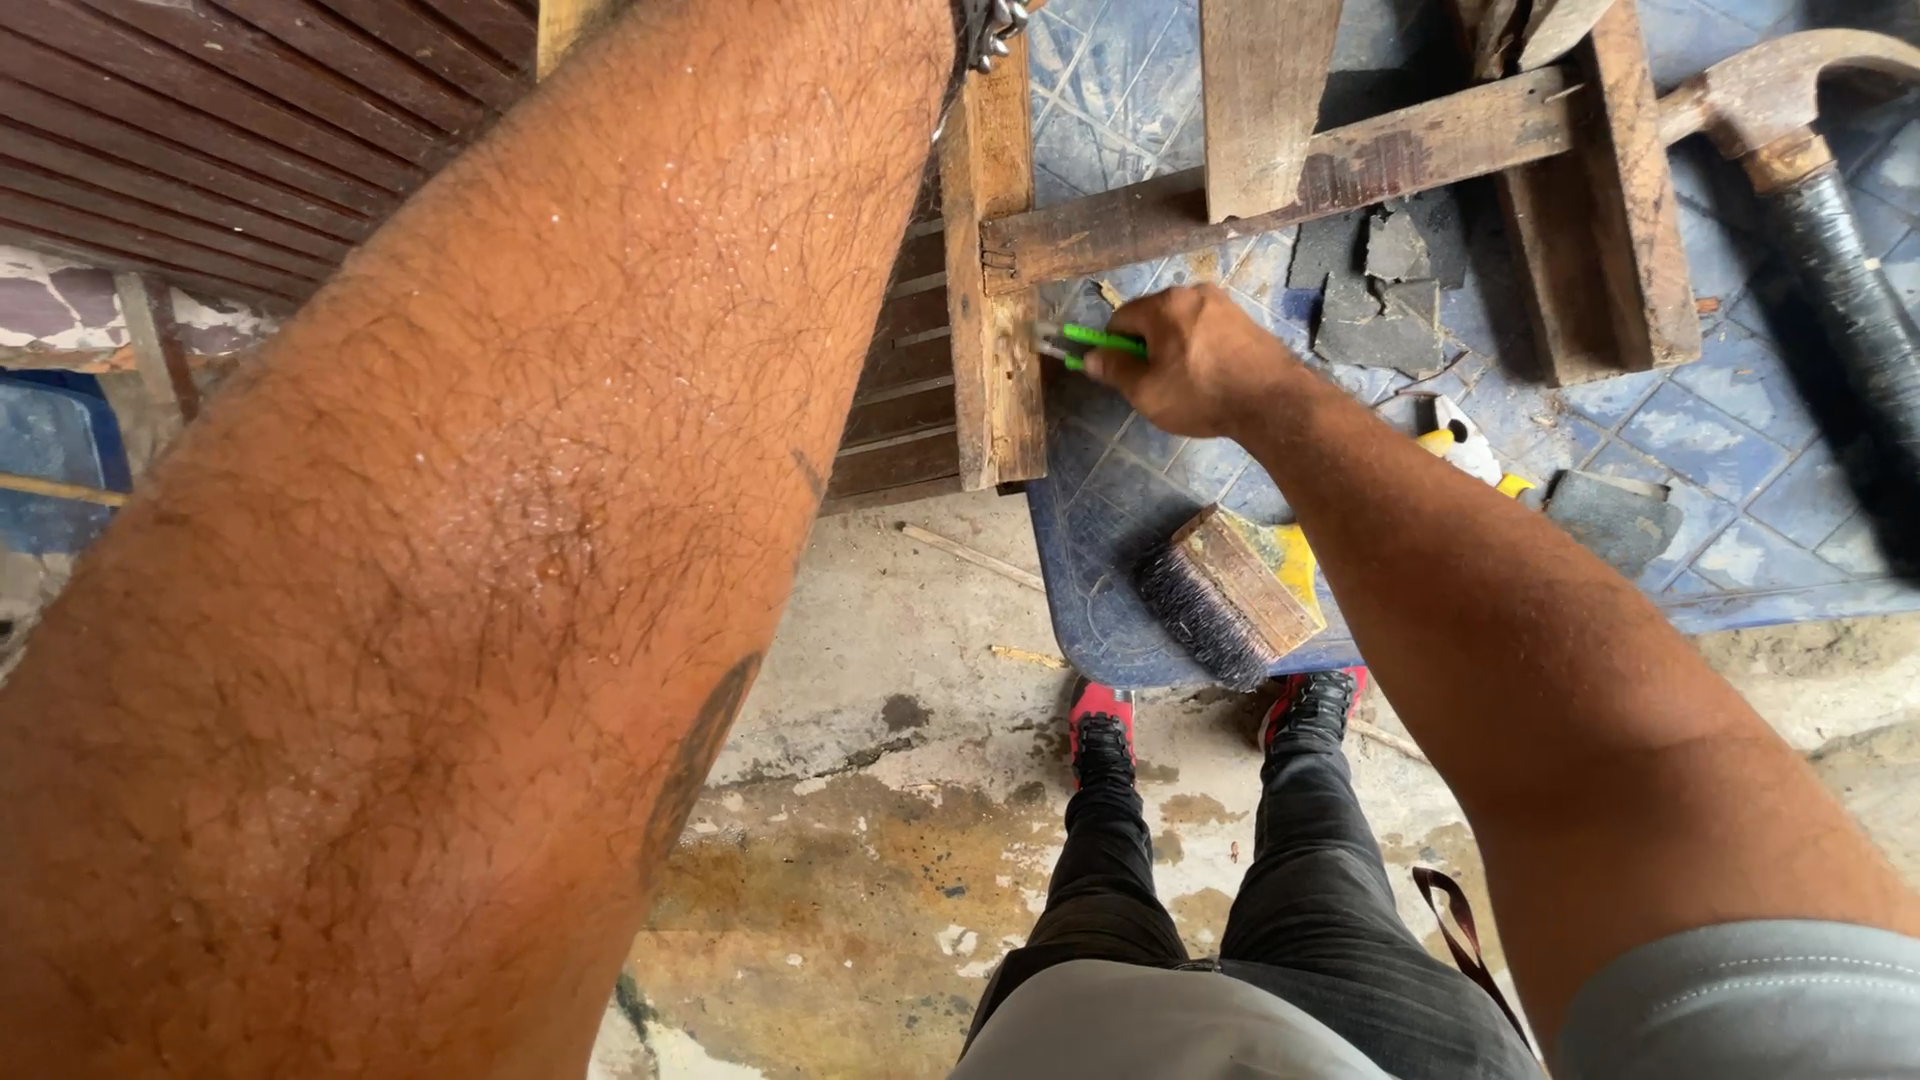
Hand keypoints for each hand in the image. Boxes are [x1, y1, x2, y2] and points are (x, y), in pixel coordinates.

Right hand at [1084, 284, 1304, 438]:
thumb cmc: (1199, 395)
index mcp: (1163, 305)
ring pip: (1181, 323)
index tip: (1121, 374)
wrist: (1271, 401)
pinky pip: (1206, 328)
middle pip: (1152, 317)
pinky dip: (1198, 347)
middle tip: (1154, 382)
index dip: (1112, 347)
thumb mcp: (1145, 391)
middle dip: (1145, 346)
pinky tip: (1209, 375)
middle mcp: (1192, 292)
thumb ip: (1114, 370)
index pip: (1120, 319)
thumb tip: (1090, 356)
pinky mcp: (1245, 318)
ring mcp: (1223, 302)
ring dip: (1173, 347)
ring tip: (1185, 382)